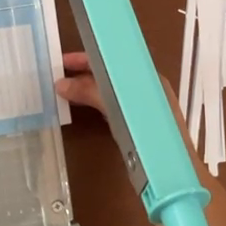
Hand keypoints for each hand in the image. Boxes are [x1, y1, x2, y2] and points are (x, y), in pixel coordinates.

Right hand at [58, 51, 185, 125]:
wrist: (169, 169)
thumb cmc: (146, 132)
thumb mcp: (115, 106)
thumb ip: (90, 92)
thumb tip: (61, 84)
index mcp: (145, 76)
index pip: (112, 58)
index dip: (87, 57)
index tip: (62, 61)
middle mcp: (144, 87)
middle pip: (109, 73)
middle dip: (83, 73)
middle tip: (56, 76)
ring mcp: (141, 107)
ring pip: (109, 90)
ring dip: (86, 90)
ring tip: (62, 91)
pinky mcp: (136, 124)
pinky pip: (111, 106)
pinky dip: (94, 104)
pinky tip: (80, 109)